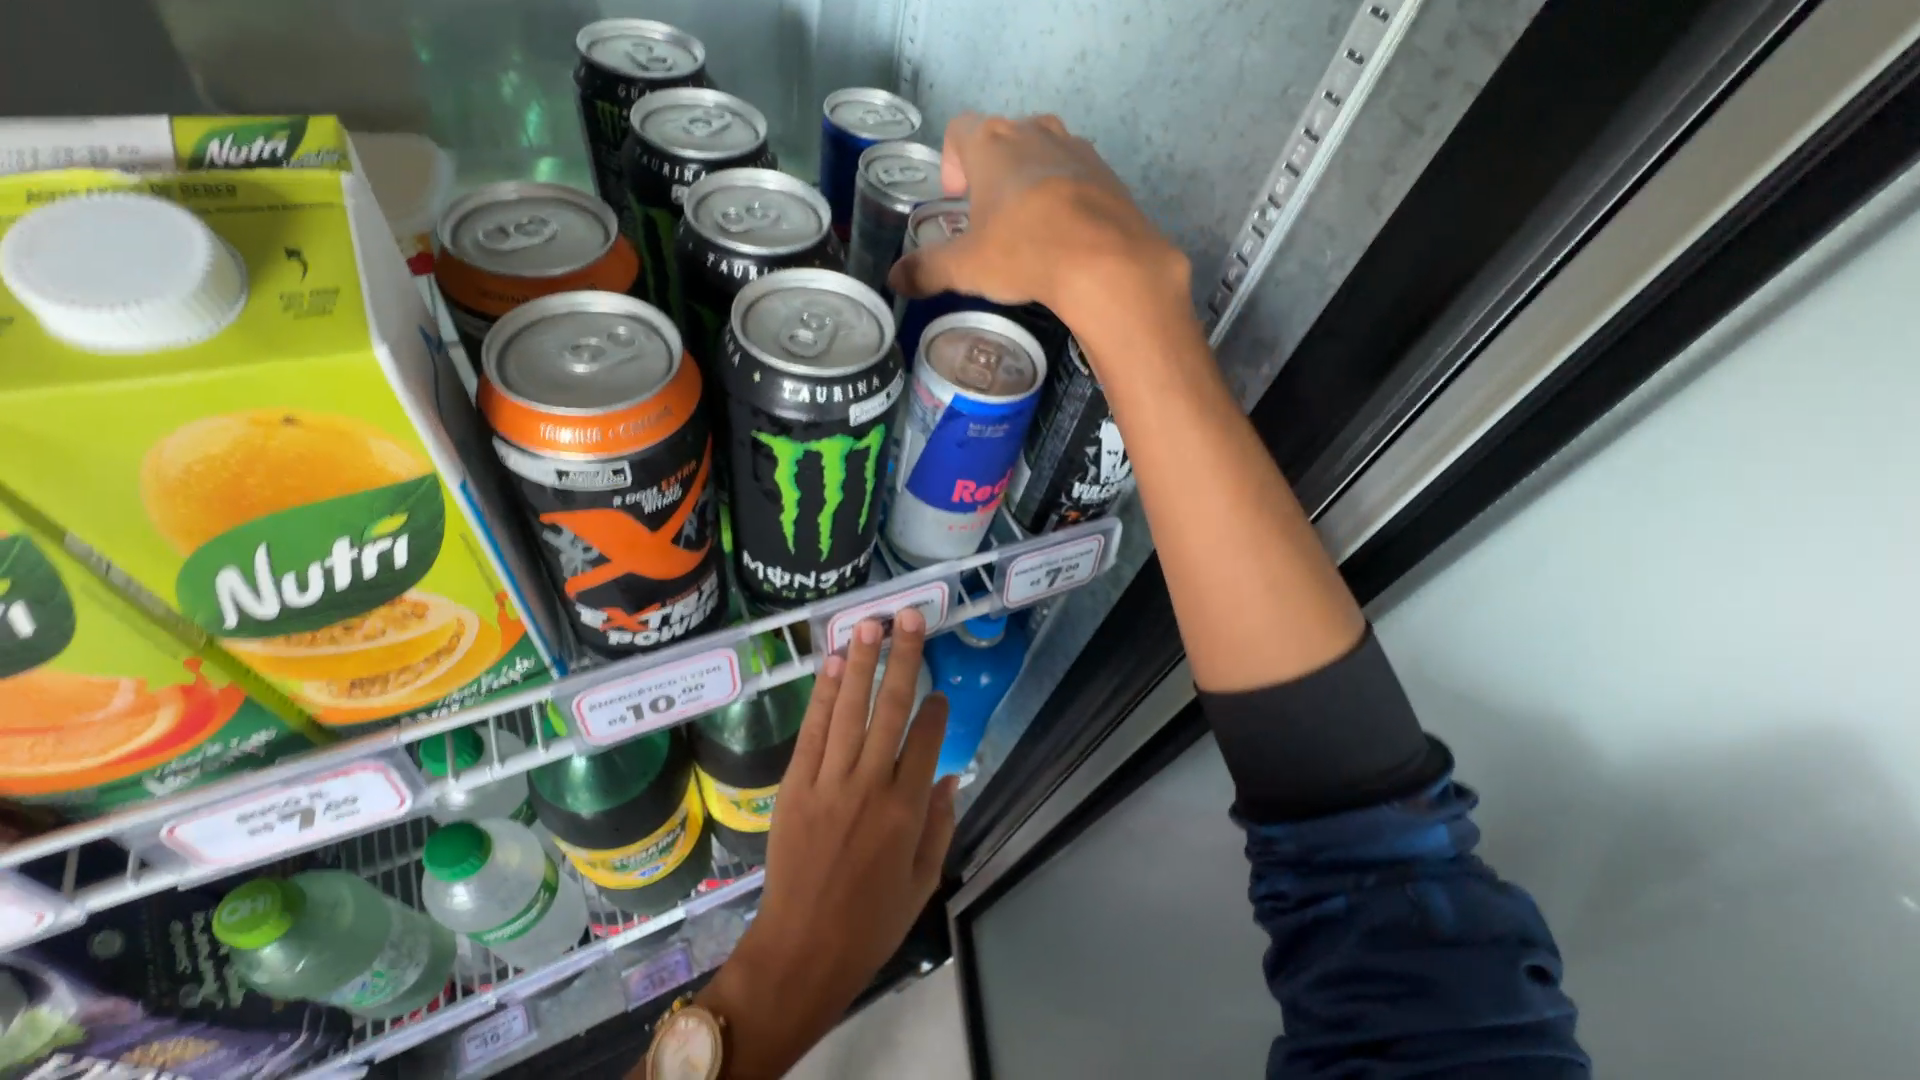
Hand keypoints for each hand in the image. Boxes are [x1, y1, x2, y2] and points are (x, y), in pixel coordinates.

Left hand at [680, 608, 955, 1079]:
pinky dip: (823, 697)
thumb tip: (951, 777)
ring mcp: (828, 782)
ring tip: (871, 623)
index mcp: (907, 811)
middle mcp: (870, 786)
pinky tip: (833, 666)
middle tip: (910, 617)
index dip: (935, 710)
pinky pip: (813, 732)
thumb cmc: (870, 923)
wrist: (802, 950)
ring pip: (849, 711)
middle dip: (902, 659)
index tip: (939, 690)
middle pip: (889, 710)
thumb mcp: (923, 881)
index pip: (926, 741)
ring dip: (860, 663)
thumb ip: (941, 825)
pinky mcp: (795, 786)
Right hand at [887, 112, 1188, 324]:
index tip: (956, 197)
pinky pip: (1075, 175)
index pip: (960, 129)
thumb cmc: (1024, 251)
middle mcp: (1033, 131)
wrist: (1107, 260)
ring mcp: (1075, 148)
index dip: (952, 159)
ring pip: (1042, 153)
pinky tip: (1064, 235)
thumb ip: (927, 270)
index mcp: (991, 144)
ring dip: (1029, 180)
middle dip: (991, 171)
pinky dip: (1065, 196)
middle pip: (1002, 137)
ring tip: (1027, 226)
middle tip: (988, 216)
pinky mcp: (1107, 173)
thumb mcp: (966, 268)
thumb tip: (895, 280)